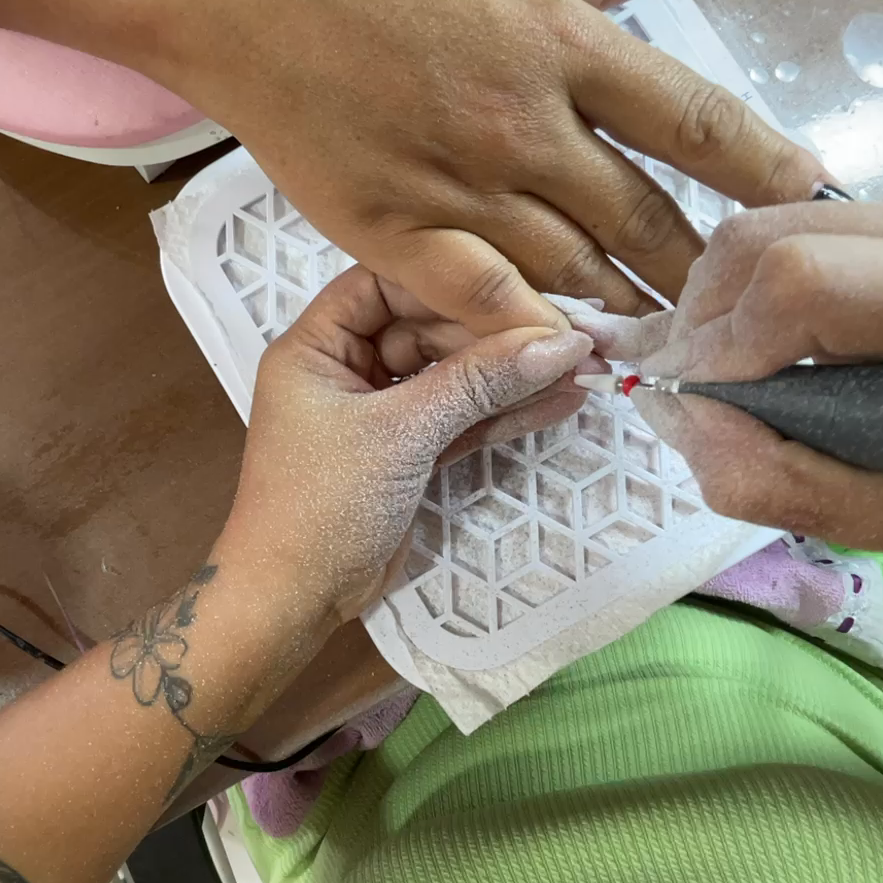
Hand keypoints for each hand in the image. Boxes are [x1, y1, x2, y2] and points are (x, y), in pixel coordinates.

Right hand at [146, 0, 830, 331]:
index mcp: (562, 44)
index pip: (695, 119)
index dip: (760, 167)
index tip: (799, 204)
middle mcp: (528, 129)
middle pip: (640, 214)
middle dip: (694, 266)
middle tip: (731, 306)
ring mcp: (461, 189)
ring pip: (567, 266)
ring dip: (620, 306)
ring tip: (660, 337)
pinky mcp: (396, 233)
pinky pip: (477, 296)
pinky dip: (526, 328)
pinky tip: (563, 356)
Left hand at [218, 268, 596, 625]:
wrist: (297, 600)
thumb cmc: (323, 504)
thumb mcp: (399, 433)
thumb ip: (477, 383)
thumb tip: (562, 342)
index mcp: (317, 345)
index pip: (387, 283)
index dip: (452, 282)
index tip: (524, 288)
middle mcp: (347, 367)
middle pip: (428, 328)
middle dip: (497, 335)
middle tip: (574, 335)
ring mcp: (380, 410)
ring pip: (450, 377)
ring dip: (510, 376)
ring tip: (585, 366)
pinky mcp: (407, 449)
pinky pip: (458, 418)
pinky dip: (501, 414)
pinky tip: (558, 402)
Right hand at [553, 190, 882, 559]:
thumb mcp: (879, 520)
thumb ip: (763, 477)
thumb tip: (665, 406)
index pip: (802, 282)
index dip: (720, 348)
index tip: (693, 406)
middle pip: (759, 241)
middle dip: (697, 323)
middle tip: (693, 390)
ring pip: (753, 231)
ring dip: (707, 309)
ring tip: (719, 372)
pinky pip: (771, 237)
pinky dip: (730, 296)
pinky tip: (744, 343)